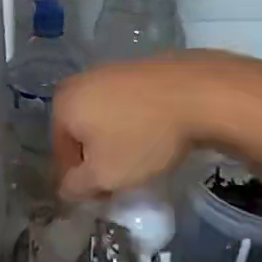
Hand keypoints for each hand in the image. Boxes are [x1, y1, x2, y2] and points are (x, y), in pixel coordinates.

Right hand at [52, 50, 261, 201]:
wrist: (201, 94)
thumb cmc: (143, 138)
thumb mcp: (104, 176)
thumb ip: (76, 187)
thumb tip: (67, 188)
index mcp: (64, 104)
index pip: (60, 153)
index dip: (80, 180)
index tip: (103, 194)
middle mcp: (82, 80)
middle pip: (82, 132)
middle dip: (98, 157)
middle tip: (121, 178)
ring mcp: (114, 69)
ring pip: (107, 117)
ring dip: (118, 139)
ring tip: (143, 158)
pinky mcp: (144, 66)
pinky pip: (131, 104)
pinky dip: (138, 122)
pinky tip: (159, 135)